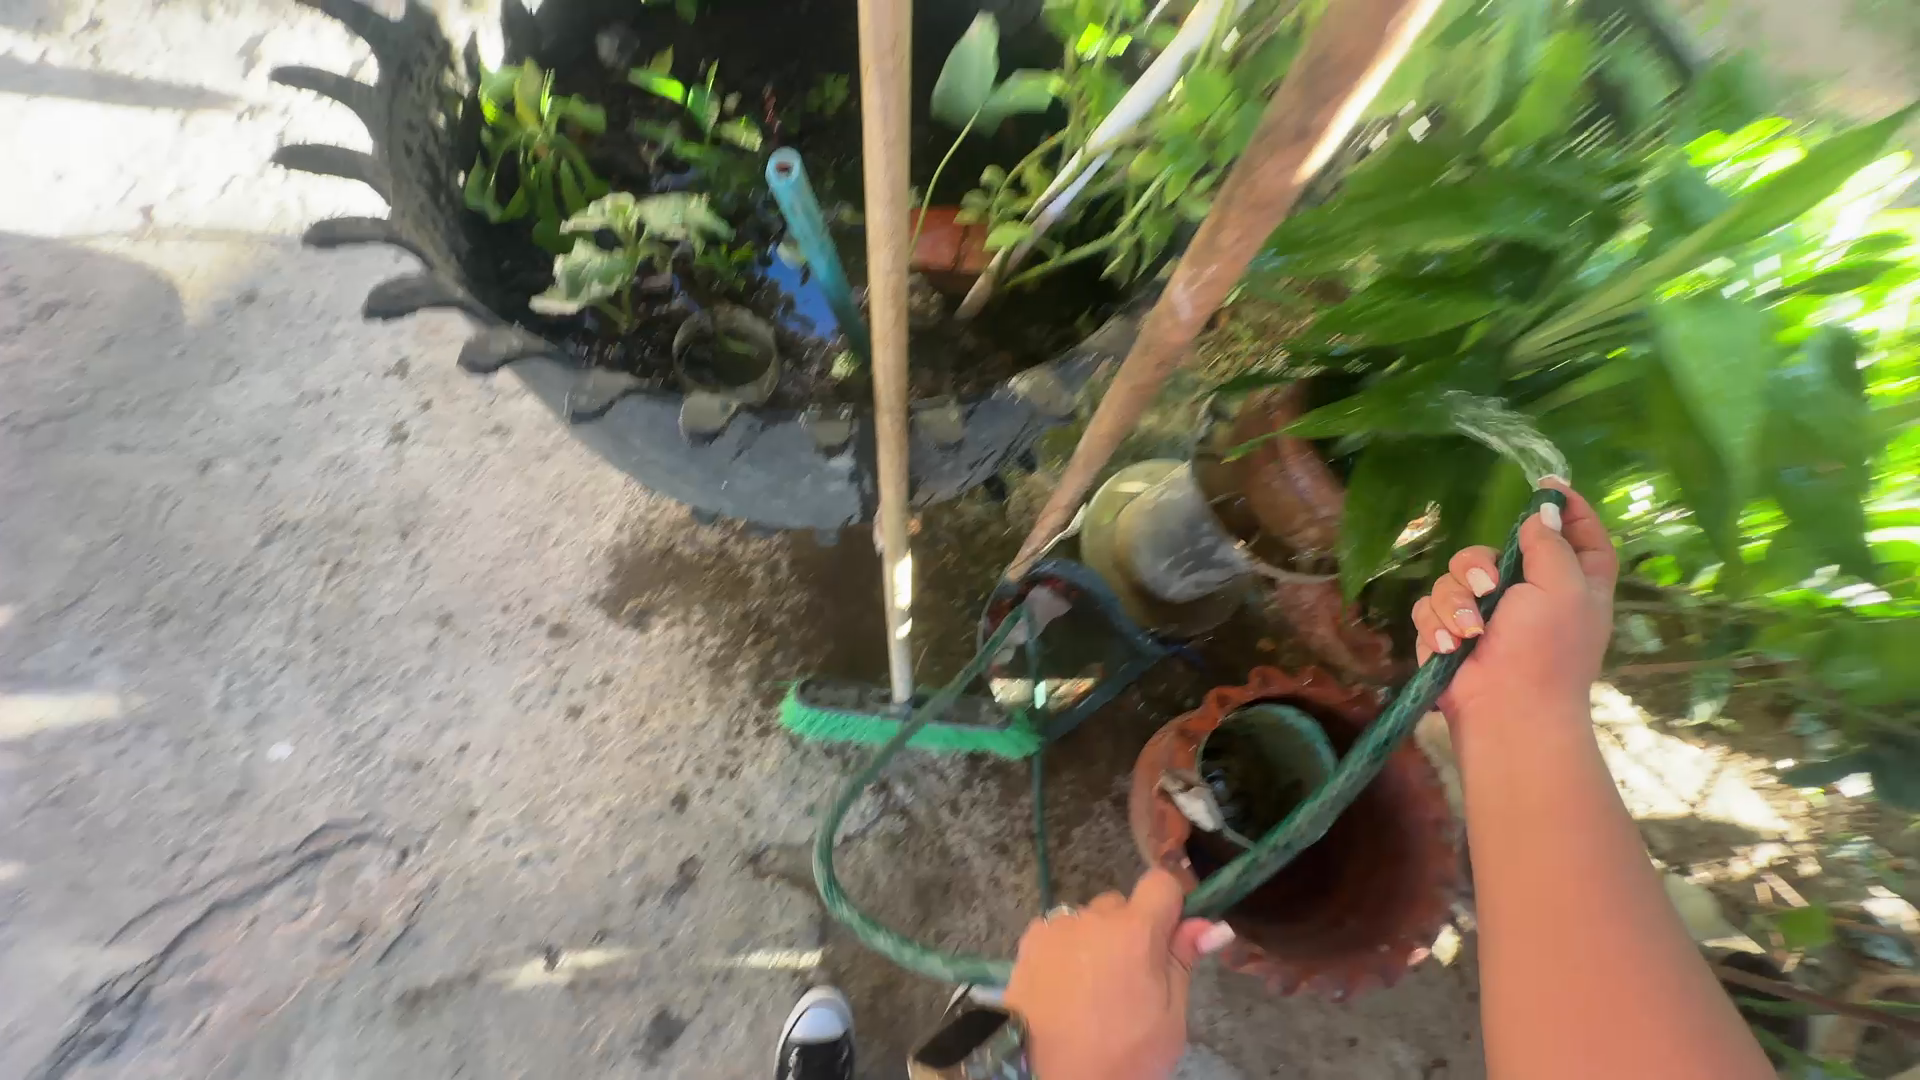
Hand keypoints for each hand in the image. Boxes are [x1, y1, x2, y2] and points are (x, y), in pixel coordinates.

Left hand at [1003, 869, 1233, 1079]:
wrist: (1043, 1072)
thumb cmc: (1118, 1055)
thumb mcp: (1168, 1021)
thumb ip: (1183, 963)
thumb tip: (1208, 923)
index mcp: (1136, 931)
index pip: (1161, 882)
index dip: (1171, 904)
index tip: (1171, 937)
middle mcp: (1095, 914)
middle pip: (1123, 906)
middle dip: (1132, 932)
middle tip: (1130, 980)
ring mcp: (1059, 923)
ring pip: (1090, 919)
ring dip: (1097, 940)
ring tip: (1092, 991)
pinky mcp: (1032, 937)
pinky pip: (1061, 931)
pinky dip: (1068, 950)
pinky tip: (1064, 988)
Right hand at [1411, 477, 1617, 726]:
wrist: (1504, 706)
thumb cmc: (1546, 650)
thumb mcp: (1562, 588)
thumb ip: (1550, 544)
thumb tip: (1543, 509)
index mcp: (1569, 580)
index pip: (1574, 533)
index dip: (1564, 509)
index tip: (1546, 486)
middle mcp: (1524, 591)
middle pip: (1490, 551)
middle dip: (1478, 566)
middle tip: (1487, 587)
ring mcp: (1481, 612)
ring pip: (1449, 579)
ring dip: (1455, 605)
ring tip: (1467, 634)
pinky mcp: (1445, 628)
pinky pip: (1428, 608)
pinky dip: (1436, 626)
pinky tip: (1450, 647)